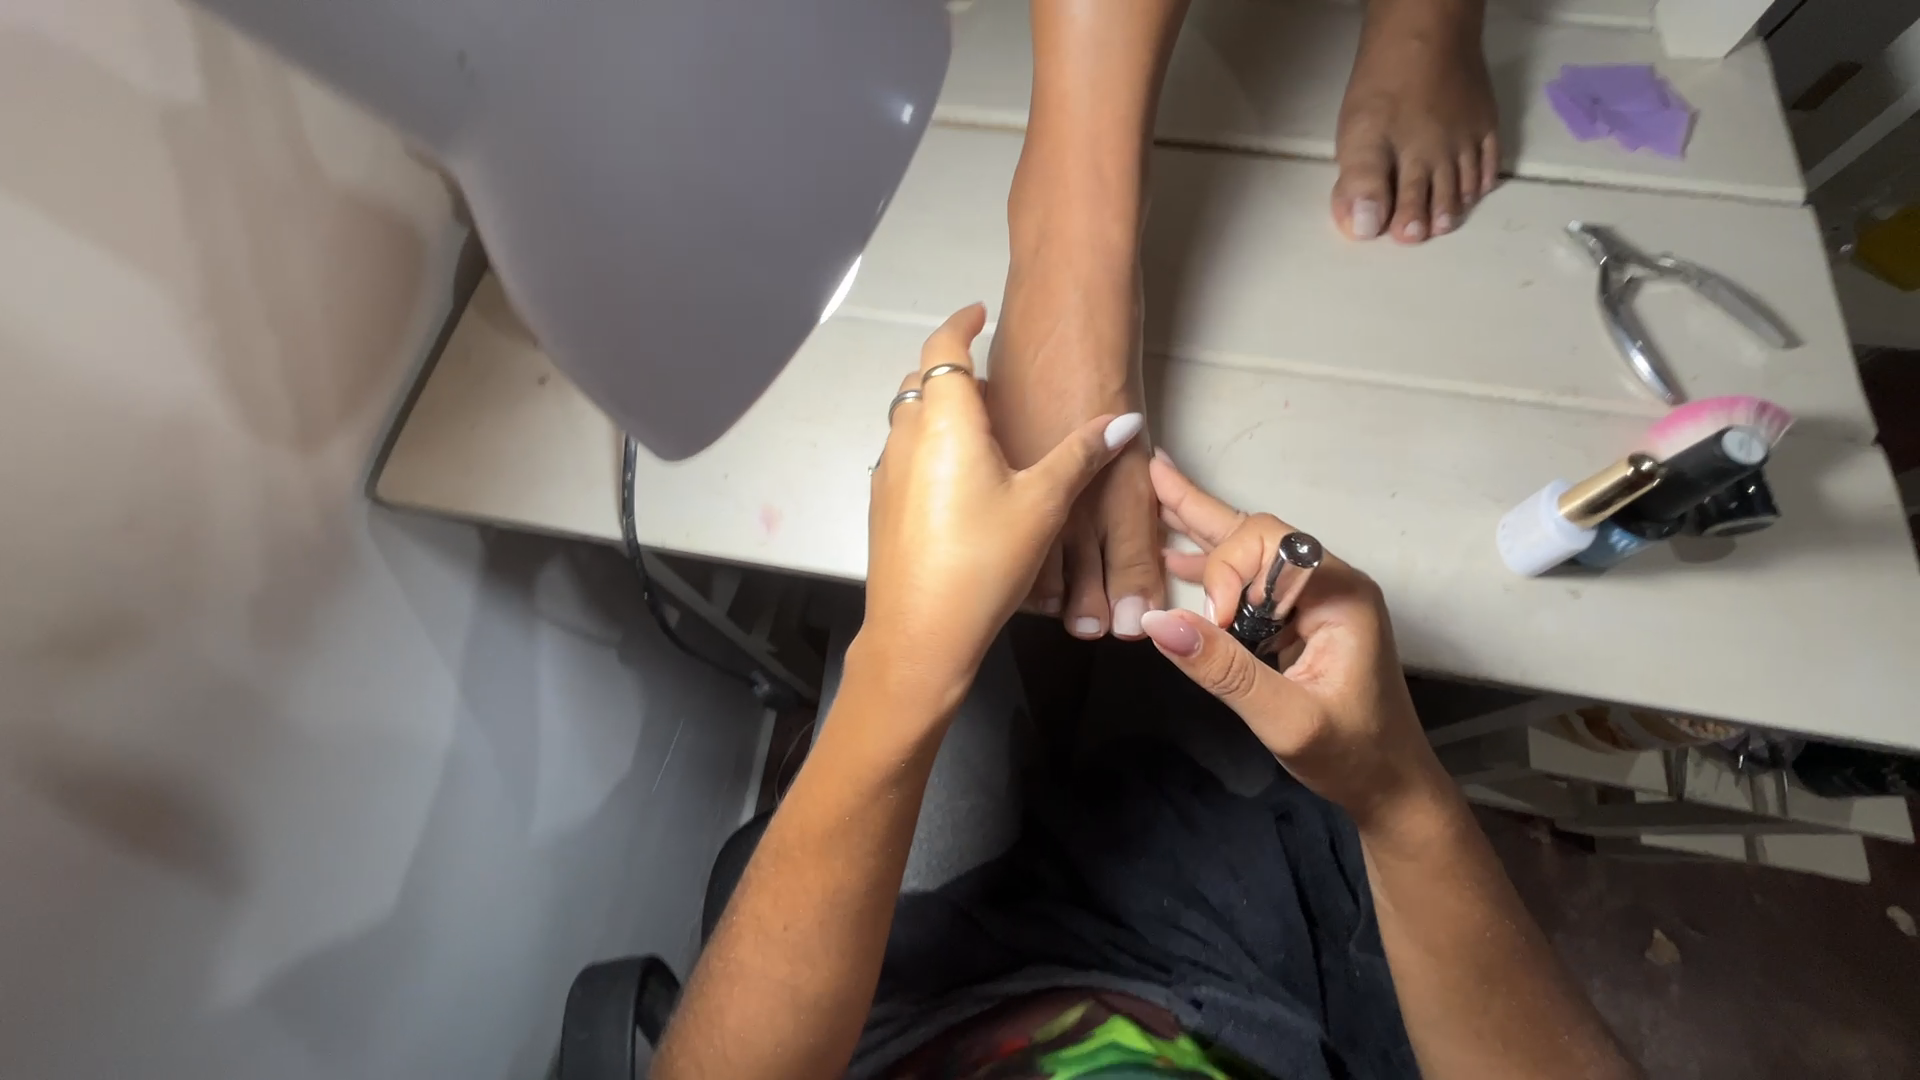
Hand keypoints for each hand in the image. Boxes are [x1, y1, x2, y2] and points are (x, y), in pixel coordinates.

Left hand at [860, 304, 1143, 710]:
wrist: (920, 633)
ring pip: (909, 420)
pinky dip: (927, 445)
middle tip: (995, 386)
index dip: (961, 324)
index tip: (980, 314)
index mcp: (943, 421)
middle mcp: (905, 437)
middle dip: (953, 370)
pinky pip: (904, 454)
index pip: (943, 347)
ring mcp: (886, 472)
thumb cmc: (985, 559)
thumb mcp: (1043, 503)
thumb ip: (1081, 454)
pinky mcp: (880, 505)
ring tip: (983, 433)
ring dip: (939, 410)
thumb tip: (1126, 420)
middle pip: (920, 381)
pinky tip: (960, 483)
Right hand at [1137, 452, 1444, 826]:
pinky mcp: (1297, 617)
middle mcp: (1326, 582)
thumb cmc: (1352, 757)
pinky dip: (1208, 568)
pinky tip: (1173, 558)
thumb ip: (1224, 670)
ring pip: (1247, 551)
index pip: (1268, 544)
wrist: (1392, 788)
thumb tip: (1155, 622)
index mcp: (1339, 593)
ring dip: (1199, 531)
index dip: (1224, 570)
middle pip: (1255, 534)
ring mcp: (1311, 598)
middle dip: (1201, 514)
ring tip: (1154, 498)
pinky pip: (1246, 580)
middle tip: (1153, 473)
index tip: (1210, 624)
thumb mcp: (1287, 722)